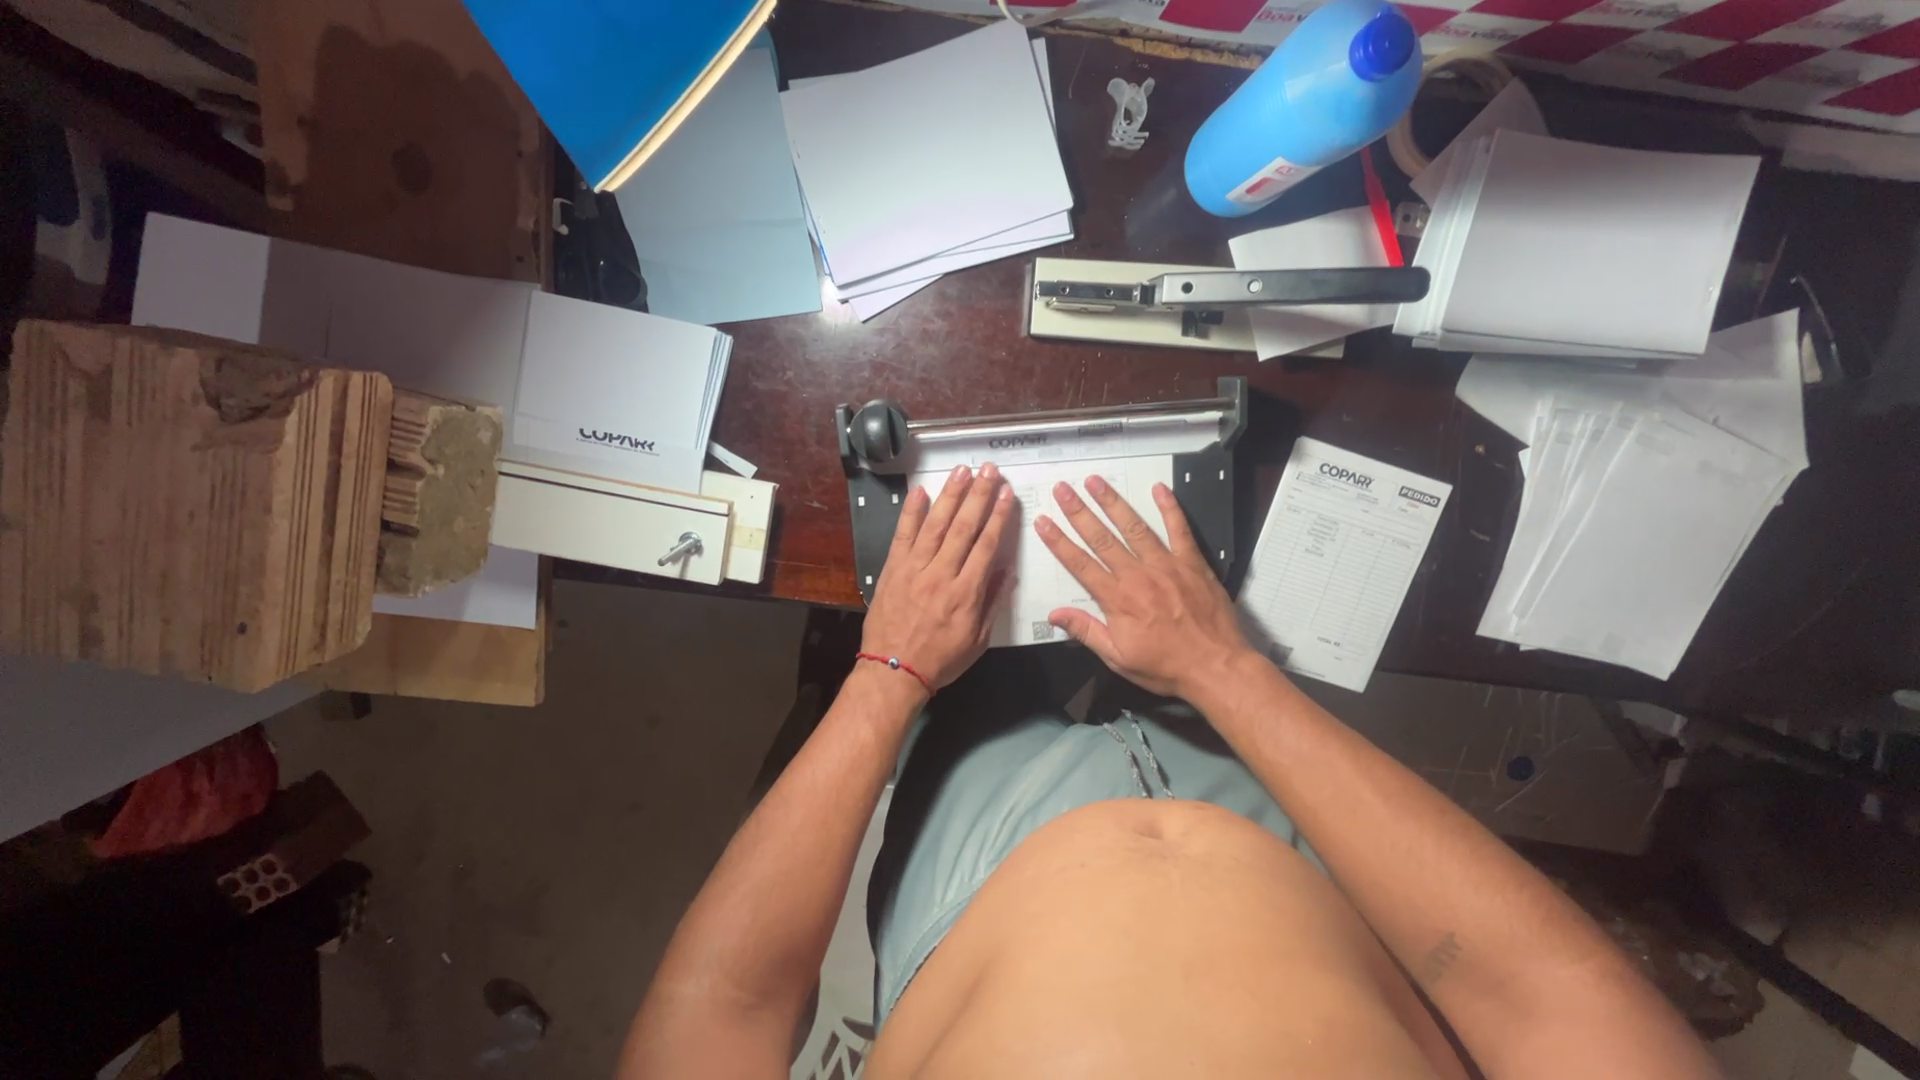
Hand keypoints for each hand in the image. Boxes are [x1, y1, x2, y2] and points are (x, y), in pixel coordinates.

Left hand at [861, 463, 1013, 691]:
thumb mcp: (978, 640)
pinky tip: (920, 492)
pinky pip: (902, 535)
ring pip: (935, 524)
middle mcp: (940, 574)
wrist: (893, 672)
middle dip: (978, 496)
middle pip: (963, 527)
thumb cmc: (940, 660)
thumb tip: (1007, 571)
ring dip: (950, 495)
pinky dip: (911, 512)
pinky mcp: (892, 569)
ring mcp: (913, 569)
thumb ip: (993, 603)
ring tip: (962, 470)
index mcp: (966, 592)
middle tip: (990, 470)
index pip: (986, 545)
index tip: (1007, 494)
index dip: (999, 517)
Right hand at [1034, 476, 1254, 698]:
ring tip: (1096, 481)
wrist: (1216, 667)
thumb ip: (1086, 632)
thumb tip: (1055, 615)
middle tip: (1063, 489)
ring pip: (1134, 527)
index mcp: (1117, 599)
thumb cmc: (1165, 667)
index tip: (1043, 522)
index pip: (1080, 564)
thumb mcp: (1118, 658)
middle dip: (1078, 512)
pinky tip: (1158, 488)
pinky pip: (1179, 529)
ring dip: (1113, 502)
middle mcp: (1138, 575)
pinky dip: (1169, 507)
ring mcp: (1166, 565)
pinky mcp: (1192, 562)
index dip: (1059, 542)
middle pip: (1102, 538)